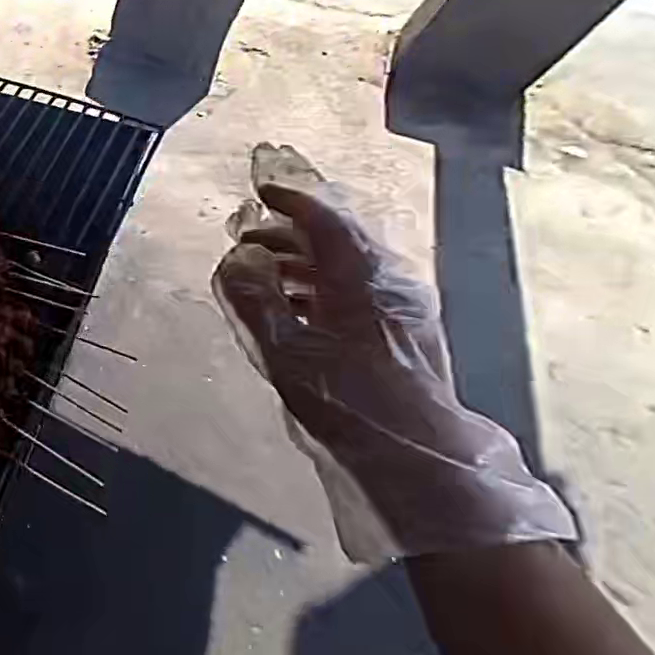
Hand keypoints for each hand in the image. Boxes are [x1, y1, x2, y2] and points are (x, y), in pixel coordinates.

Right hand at [212, 144, 574, 561]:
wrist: (421, 459)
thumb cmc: (351, 401)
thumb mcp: (285, 351)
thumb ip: (253, 301)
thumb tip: (233, 263)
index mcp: (360, 276)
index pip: (324, 219)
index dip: (290, 201)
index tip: (262, 194)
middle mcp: (387, 279)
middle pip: (334, 238)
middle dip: (287, 234)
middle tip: (250, 241)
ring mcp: (400, 304)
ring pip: (343, 264)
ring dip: (300, 262)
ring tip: (264, 276)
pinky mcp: (403, 327)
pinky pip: (354, 287)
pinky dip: (318, 285)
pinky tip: (294, 308)